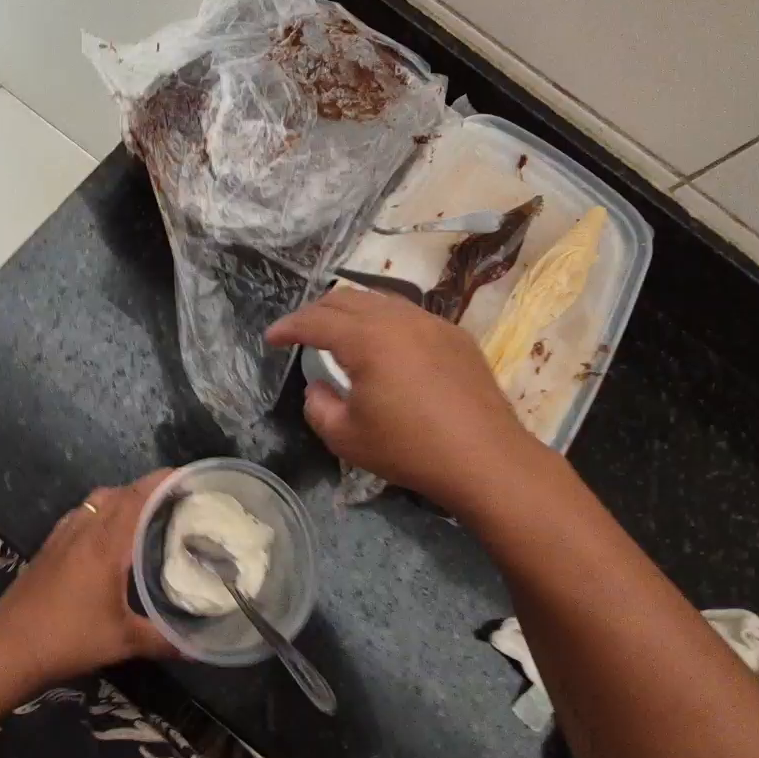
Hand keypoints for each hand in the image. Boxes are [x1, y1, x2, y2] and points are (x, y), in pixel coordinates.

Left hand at [0, 470, 176, 681]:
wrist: (10, 646)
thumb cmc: (69, 638)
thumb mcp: (123, 642)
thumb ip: (163, 640)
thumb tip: (197, 649)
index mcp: (107, 543)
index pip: (138, 497)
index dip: (162, 481)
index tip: (187, 477)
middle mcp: (85, 529)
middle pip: (119, 493)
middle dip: (148, 488)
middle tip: (174, 499)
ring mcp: (63, 535)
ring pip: (97, 500)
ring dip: (122, 497)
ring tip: (145, 512)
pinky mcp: (49, 545)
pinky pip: (80, 513)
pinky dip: (99, 510)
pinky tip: (106, 532)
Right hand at [266, 287, 537, 508]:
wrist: (487, 458)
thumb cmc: (411, 450)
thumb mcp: (347, 438)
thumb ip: (318, 406)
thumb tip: (319, 386)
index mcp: (367, 339)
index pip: (315, 320)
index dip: (288, 327)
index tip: (271, 339)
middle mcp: (398, 319)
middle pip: (346, 298)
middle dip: (316, 311)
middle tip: (301, 333)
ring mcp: (431, 323)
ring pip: (380, 300)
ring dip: (351, 311)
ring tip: (339, 333)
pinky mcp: (455, 336)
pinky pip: (408, 315)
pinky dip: (383, 321)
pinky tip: (384, 346)